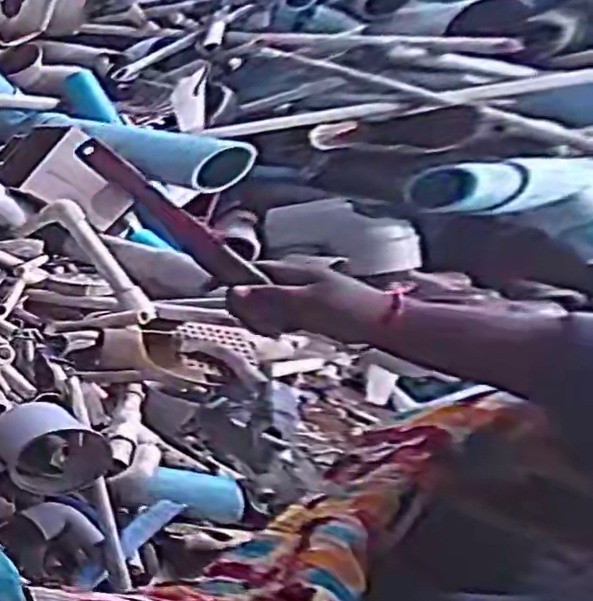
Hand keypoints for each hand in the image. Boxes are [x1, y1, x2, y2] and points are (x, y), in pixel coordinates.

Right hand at [227, 260, 392, 343]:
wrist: (391, 326)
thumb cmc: (349, 311)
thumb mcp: (303, 303)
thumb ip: (266, 296)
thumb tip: (231, 290)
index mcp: (294, 271)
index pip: (251, 269)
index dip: (228, 277)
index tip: (208, 289)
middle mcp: (296, 279)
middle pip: (253, 289)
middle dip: (249, 306)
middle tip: (259, 321)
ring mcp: (303, 294)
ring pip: (264, 304)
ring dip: (263, 318)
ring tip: (278, 329)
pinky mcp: (309, 309)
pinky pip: (278, 314)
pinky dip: (276, 323)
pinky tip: (287, 331)